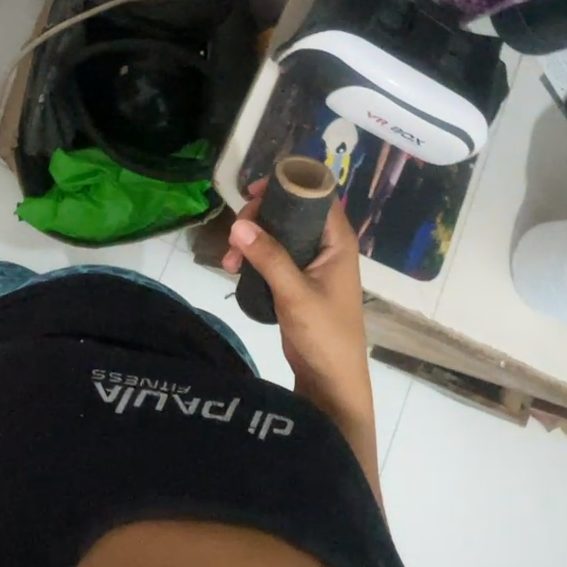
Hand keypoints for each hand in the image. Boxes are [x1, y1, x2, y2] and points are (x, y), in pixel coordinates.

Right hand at [224, 179, 371, 423]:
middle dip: (259, 218)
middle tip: (235, 232)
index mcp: (337, 241)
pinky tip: (233, 270)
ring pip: (278, 234)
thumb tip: (239, 224)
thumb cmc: (324, 334)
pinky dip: (253, 257)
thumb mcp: (294, 293)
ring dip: (251, 239)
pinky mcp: (297, 280)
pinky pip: (273, 255)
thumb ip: (269, 257)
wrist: (330, 381)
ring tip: (229, 261)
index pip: (315, 195)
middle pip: (290, 212)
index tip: (252, 193)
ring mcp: (311, 263)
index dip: (285, 186)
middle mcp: (326, 245)